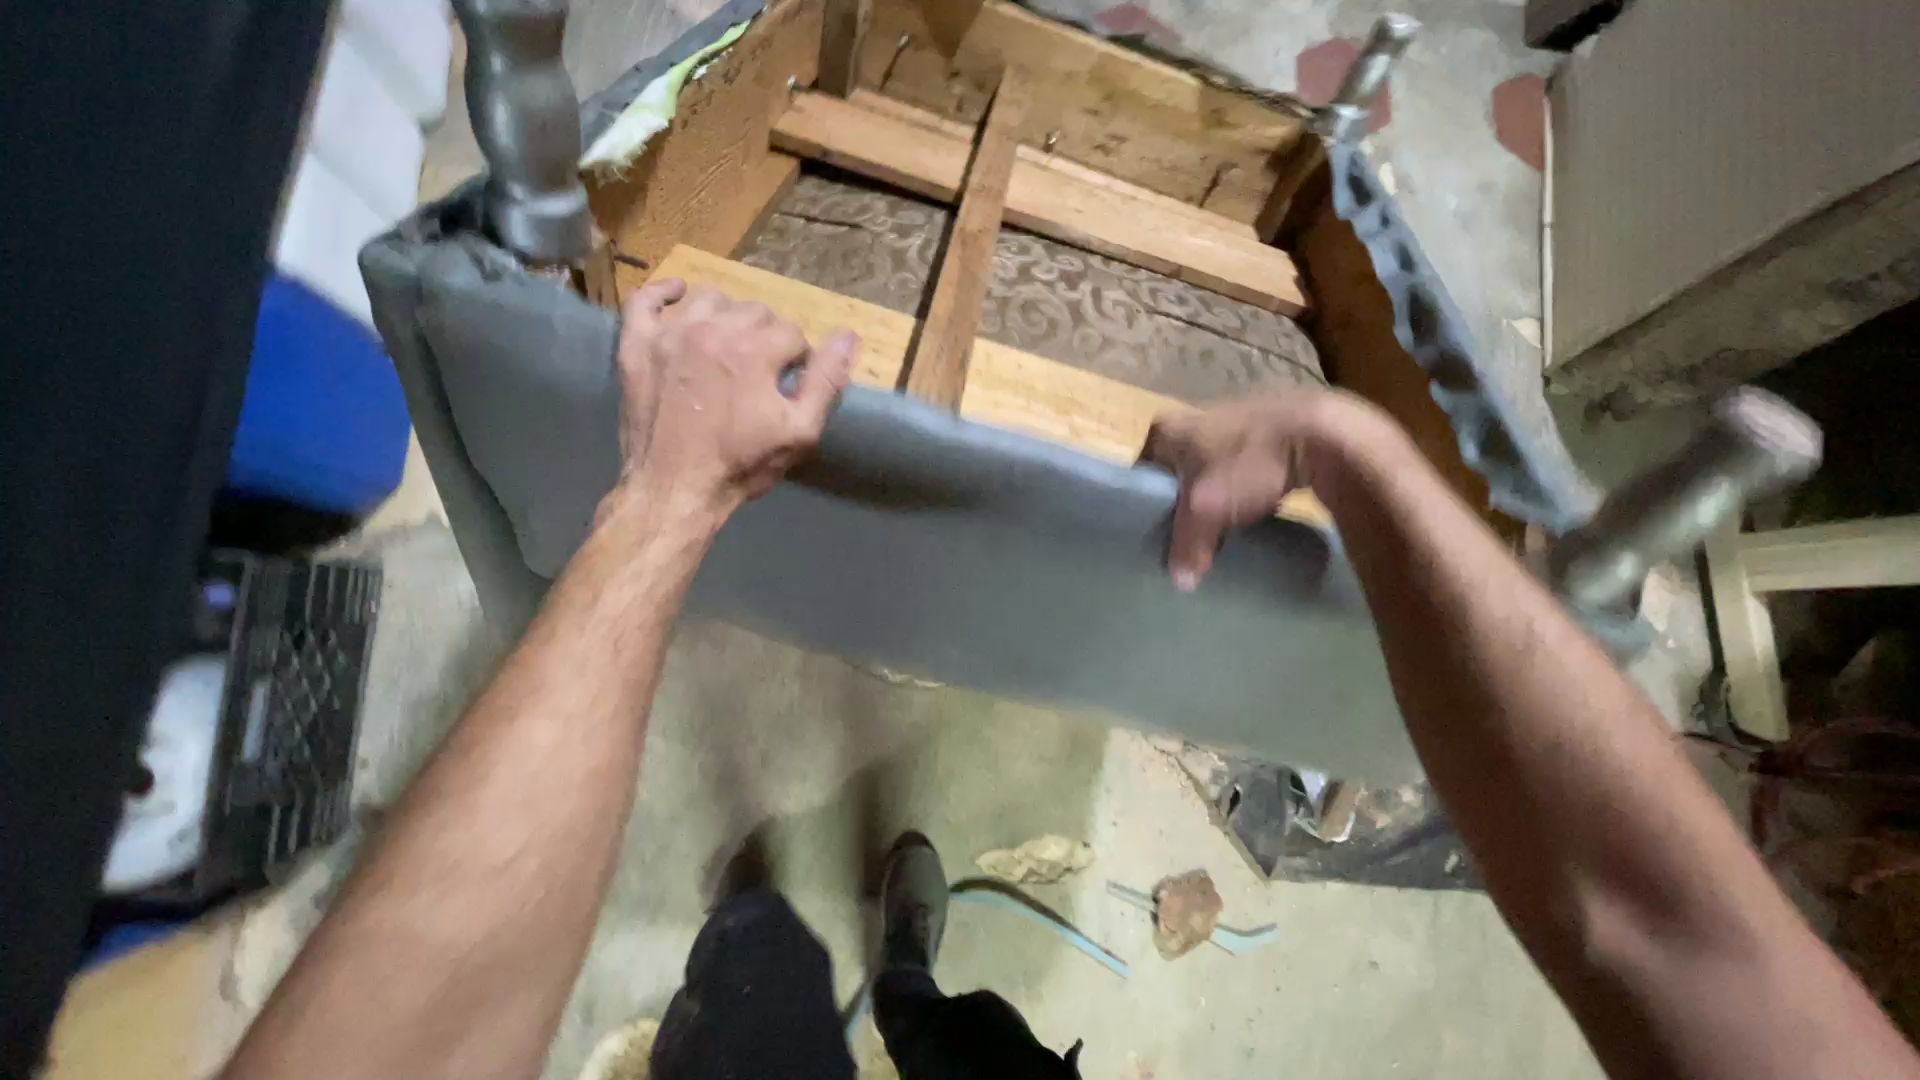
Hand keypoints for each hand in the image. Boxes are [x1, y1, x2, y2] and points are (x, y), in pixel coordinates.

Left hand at [610, 279, 859, 519]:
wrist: (673, 490)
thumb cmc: (740, 466)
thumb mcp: (799, 432)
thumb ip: (825, 381)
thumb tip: (848, 337)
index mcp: (754, 350)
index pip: (792, 333)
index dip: (798, 360)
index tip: (791, 384)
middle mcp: (712, 329)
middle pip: (755, 312)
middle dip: (767, 337)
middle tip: (763, 370)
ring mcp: (670, 334)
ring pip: (710, 300)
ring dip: (729, 317)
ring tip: (730, 346)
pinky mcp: (637, 346)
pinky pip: (646, 300)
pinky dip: (664, 292)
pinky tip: (679, 295)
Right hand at [1140, 390, 1384, 589]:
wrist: (1320, 435)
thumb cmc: (1245, 463)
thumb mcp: (1205, 510)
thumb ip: (1187, 545)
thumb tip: (1181, 583)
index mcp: (1167, 429)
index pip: (1140, 471)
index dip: (1143, 503)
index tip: (1153, 531)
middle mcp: (1194, 417)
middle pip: (1175, 471)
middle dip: (1181, 502)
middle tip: (1185, 535)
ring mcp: (1234, 422)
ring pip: (1211, 470)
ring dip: (1215, 496)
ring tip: (1220, 527)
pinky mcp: (1269, 432)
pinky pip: (1243, 467)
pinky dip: (1245, 488)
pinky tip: (1253, 509)